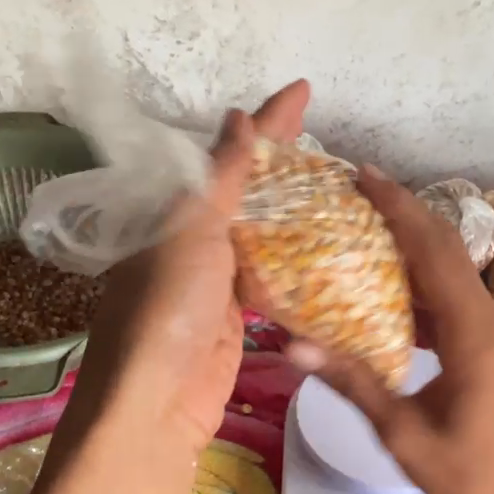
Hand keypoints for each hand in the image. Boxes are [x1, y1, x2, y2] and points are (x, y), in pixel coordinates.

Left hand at [67, 81, 311, 455]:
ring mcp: (214, 283)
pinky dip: (291, 264)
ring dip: (291, 216)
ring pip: (259, 237)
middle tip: (327, 146)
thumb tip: (237, 118)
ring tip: (338, 192)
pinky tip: (321, 250)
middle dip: (281, 168)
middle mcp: (191, 242)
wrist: (155, 403)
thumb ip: (220, 179)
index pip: (225, 156)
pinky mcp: (234, 320)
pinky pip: (268, 281)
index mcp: (171, 212)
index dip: (265, 123)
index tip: (304, 90)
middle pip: (244, 193)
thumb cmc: (166, 310)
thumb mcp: (191, 232)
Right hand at [287, 166, 493, 493]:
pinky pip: (450, 299)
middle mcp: (487, 321)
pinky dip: (418, 280)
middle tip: (356, 189)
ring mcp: (490, 333)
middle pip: (445, 249)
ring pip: (450, 271)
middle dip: (403, 213)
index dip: (398, 209)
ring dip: (411, 243)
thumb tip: (292, 345)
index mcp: (472, 333)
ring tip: (364, 225)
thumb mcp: (401, 432)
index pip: (432, 251)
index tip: (363, 175)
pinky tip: (384, 283)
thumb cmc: (465, 474)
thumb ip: (351, 382)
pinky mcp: (485, 348)